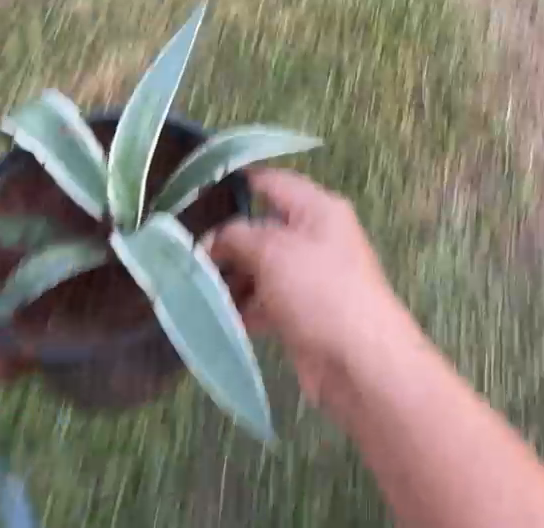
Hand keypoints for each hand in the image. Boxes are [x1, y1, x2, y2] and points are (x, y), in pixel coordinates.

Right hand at [208, 170, 424, 413]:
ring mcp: (309, 276)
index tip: (195, 192)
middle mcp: (315, 236)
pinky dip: (241, 307)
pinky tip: (211, 318)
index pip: (272, 182)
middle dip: (226, 241)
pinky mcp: (301, 312)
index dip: (236, 182)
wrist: (360, 361)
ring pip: (260, 267)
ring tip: (191, 288)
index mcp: (317, 208)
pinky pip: (264, 300)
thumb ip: (237, 237)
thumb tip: (214, 237)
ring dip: (229, 278)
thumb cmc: (320, 290)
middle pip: (262, 228)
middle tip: (184, 252)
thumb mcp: (273, 251)